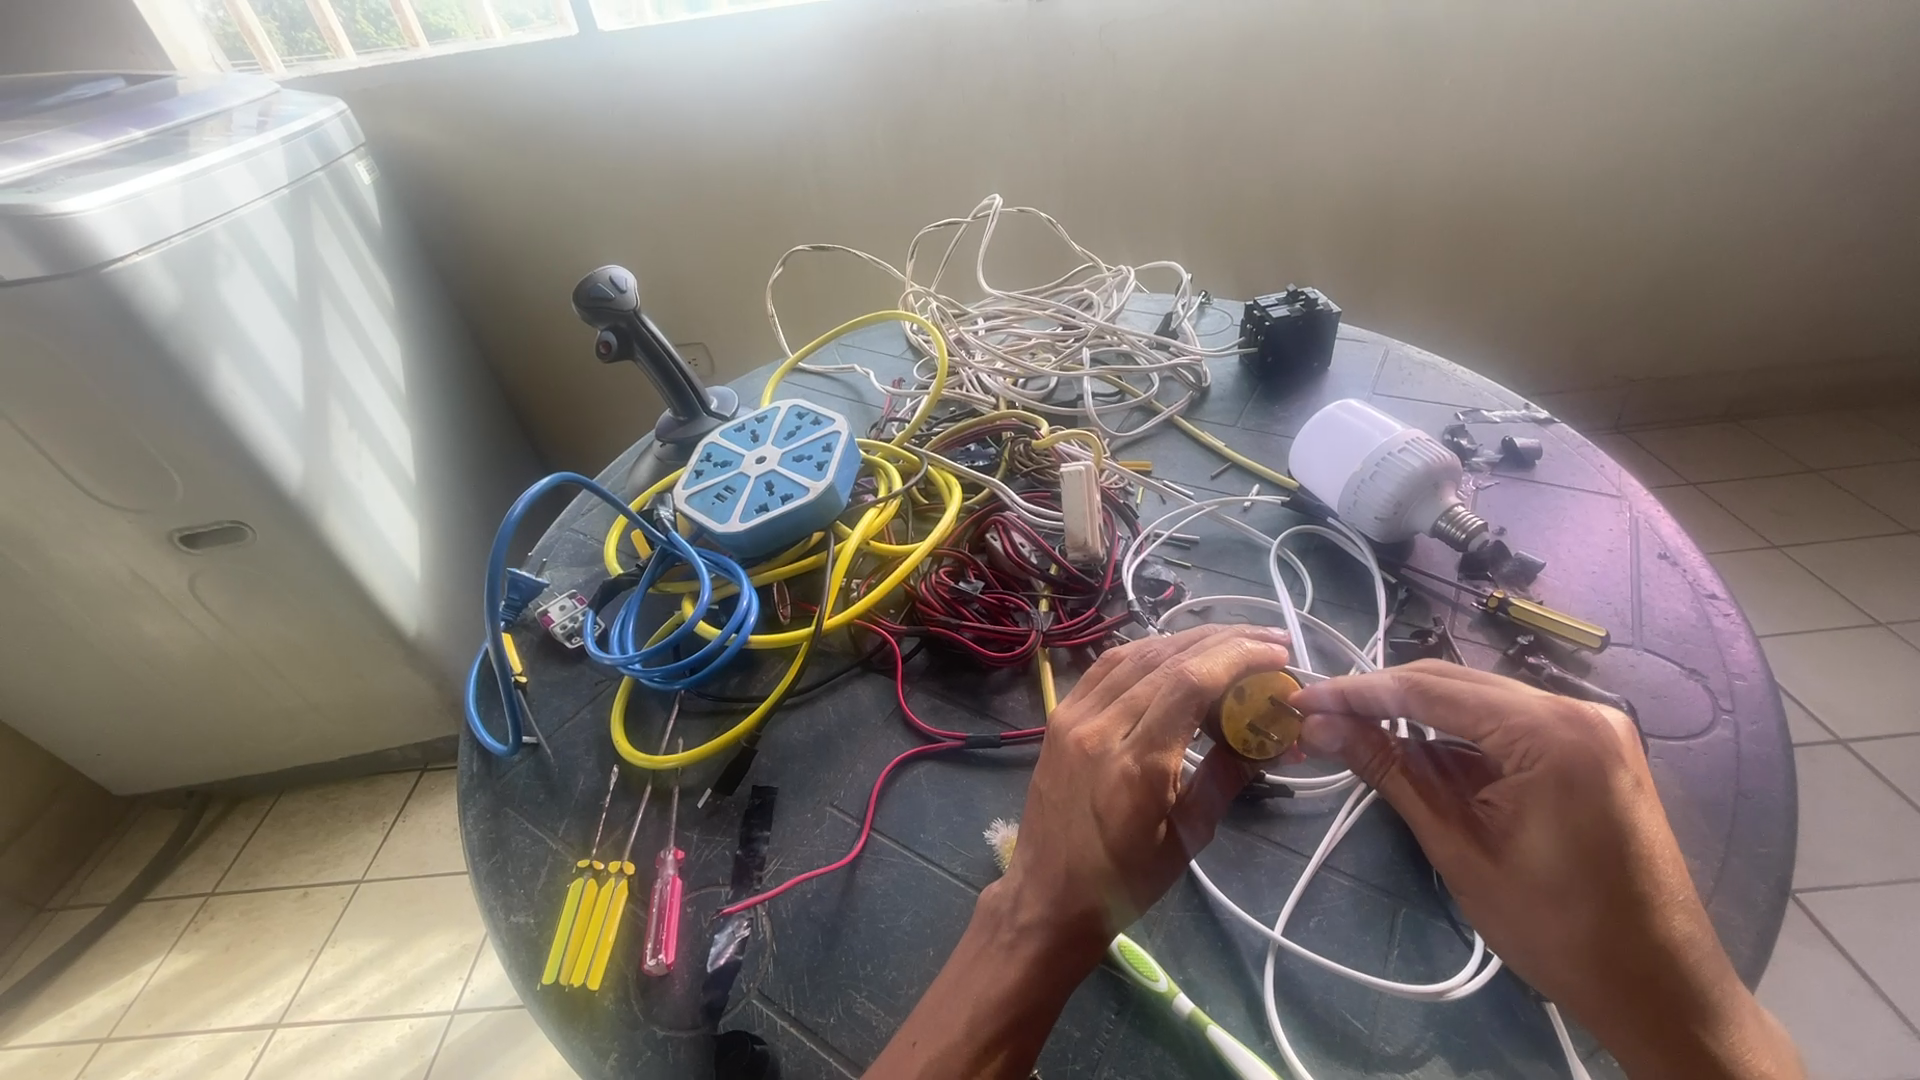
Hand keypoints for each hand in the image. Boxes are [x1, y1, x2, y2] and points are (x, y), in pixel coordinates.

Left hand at [993, 624, 1290, 961]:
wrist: (1047, 893)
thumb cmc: (1124, 879)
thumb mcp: (1188, 836)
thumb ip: (1226, 777)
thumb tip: (1266, 736)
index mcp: (1137, 764)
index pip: (1189, 684)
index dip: (1236, 658)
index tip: (1276, 653)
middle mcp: (1100, 727)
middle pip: (1165, 660)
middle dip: (1222, 642)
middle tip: (1267, 639)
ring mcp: (1072, 716)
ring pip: (1135, 655)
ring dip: (1187, 640)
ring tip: (1231, 640)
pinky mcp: (1059, 715)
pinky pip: (1106, 667)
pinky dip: (1146, 652)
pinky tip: (1175, 651)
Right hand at [1291, 660, 1801, 1079]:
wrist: (1661, 991)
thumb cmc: (1556, 929)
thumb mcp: (1456, 845)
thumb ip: (1388, 769)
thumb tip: (1318, 724)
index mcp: (1551, 733)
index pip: (1426, 691)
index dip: (1354, 693)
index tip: (1298, 699)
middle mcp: (1576, 709)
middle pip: (1450, 683)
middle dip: (1379, 696)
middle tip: (1317, 714)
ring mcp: (1590, 725)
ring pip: (1474, 698)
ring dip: (1412, 712)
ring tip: (1352, 729)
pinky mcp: (1590, 746)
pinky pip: (1503, 721)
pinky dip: (1453, 733)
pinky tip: (1412, 748)